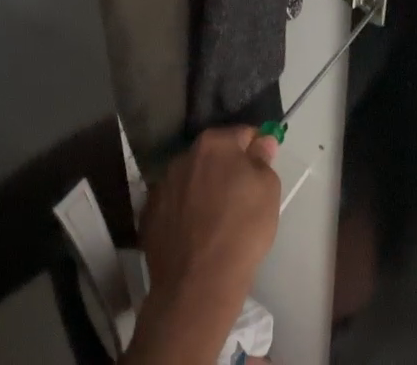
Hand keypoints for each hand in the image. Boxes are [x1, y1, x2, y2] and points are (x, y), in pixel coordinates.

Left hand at [141, 126, 281, 304]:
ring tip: (215, 219)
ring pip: (190, 179)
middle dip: (226, 167)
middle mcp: (182, 157)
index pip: (242, 134)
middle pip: (212, 155)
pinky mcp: (148, 215)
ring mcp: (161, 187)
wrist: (198, 283)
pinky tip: (195, 233)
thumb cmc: (242, 230)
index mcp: (214, 144)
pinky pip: (173, 204)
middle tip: (241, 196)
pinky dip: (184, 211)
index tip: (262, 168)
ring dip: (202, 188)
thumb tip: (262, 142)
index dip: (256, 149)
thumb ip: (263, 158)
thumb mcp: (268, 190)